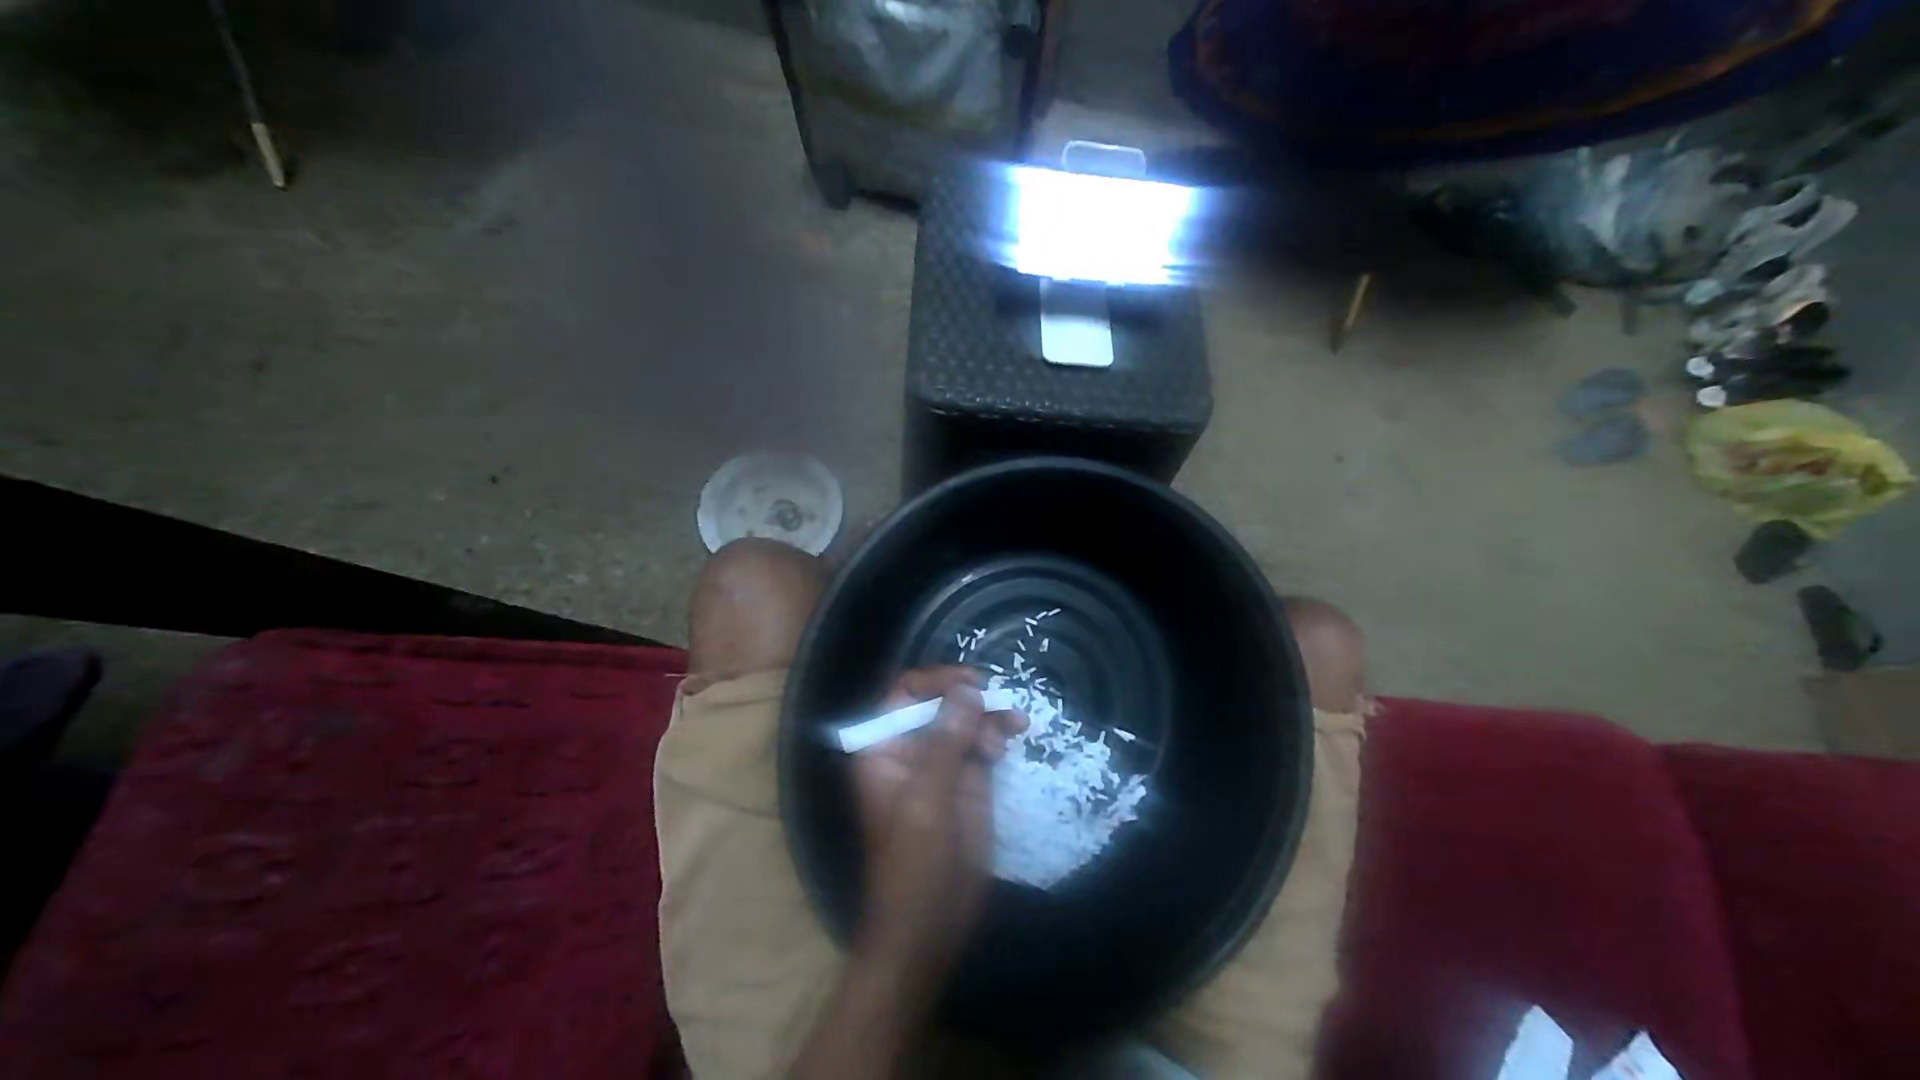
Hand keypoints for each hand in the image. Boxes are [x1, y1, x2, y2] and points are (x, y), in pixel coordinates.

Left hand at [851, 666, 1026, 993]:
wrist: (928, 929)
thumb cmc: (915, 864)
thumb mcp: (928, 799)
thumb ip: (946, 741)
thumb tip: (967, 690)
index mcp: (882, 749)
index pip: (904, 693)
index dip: (937, 681)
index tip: (973, 684)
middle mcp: (909, 751)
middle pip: (940, 704)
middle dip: (971, 701)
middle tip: (1002, 710)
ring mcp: (939, 768)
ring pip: (965, 723)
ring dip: (990, 718)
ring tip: (1014, 728)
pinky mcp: (966, 786)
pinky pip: (981, 747)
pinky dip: (998, 738)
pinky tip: (1013, 740)